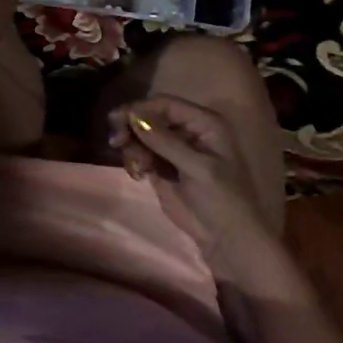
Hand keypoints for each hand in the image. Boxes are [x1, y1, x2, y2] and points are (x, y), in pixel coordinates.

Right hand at [109, 96, 265, 244]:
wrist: (225, 237)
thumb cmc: (222, 199)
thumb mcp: (197, 168)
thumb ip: (165, 141)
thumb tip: (132, 115)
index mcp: (204, 123)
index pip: (165, 104)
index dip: (140, 109)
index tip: (117, 120)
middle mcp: (187, 131)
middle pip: (149, 116)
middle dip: (131, 127)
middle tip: (116, 142)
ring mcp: (173, 149)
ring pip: (140, 135)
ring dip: (132, 147)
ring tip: (136, 167)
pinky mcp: (162, 166)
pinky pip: (139, 153)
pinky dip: (133, 160)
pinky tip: (137, 175)